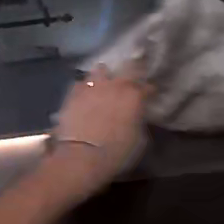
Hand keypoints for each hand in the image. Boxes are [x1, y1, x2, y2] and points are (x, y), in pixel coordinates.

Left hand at [37, 63, 147, 200]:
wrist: (82, 156)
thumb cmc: (116, 152)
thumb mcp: (139, 140)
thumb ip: (139, 121)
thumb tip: (136, 115)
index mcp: (134, 95)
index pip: (147, 86)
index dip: (149, 91)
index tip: (149, 95)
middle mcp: (114, 84)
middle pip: (127, 67)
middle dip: (131, 71)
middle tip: (130, 80)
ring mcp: (92, 86)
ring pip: (100, 69)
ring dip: (104, 75)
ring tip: (103, 82)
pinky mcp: (73, 93)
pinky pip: (81, 83)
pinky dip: (85, 86)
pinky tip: (85, 94)